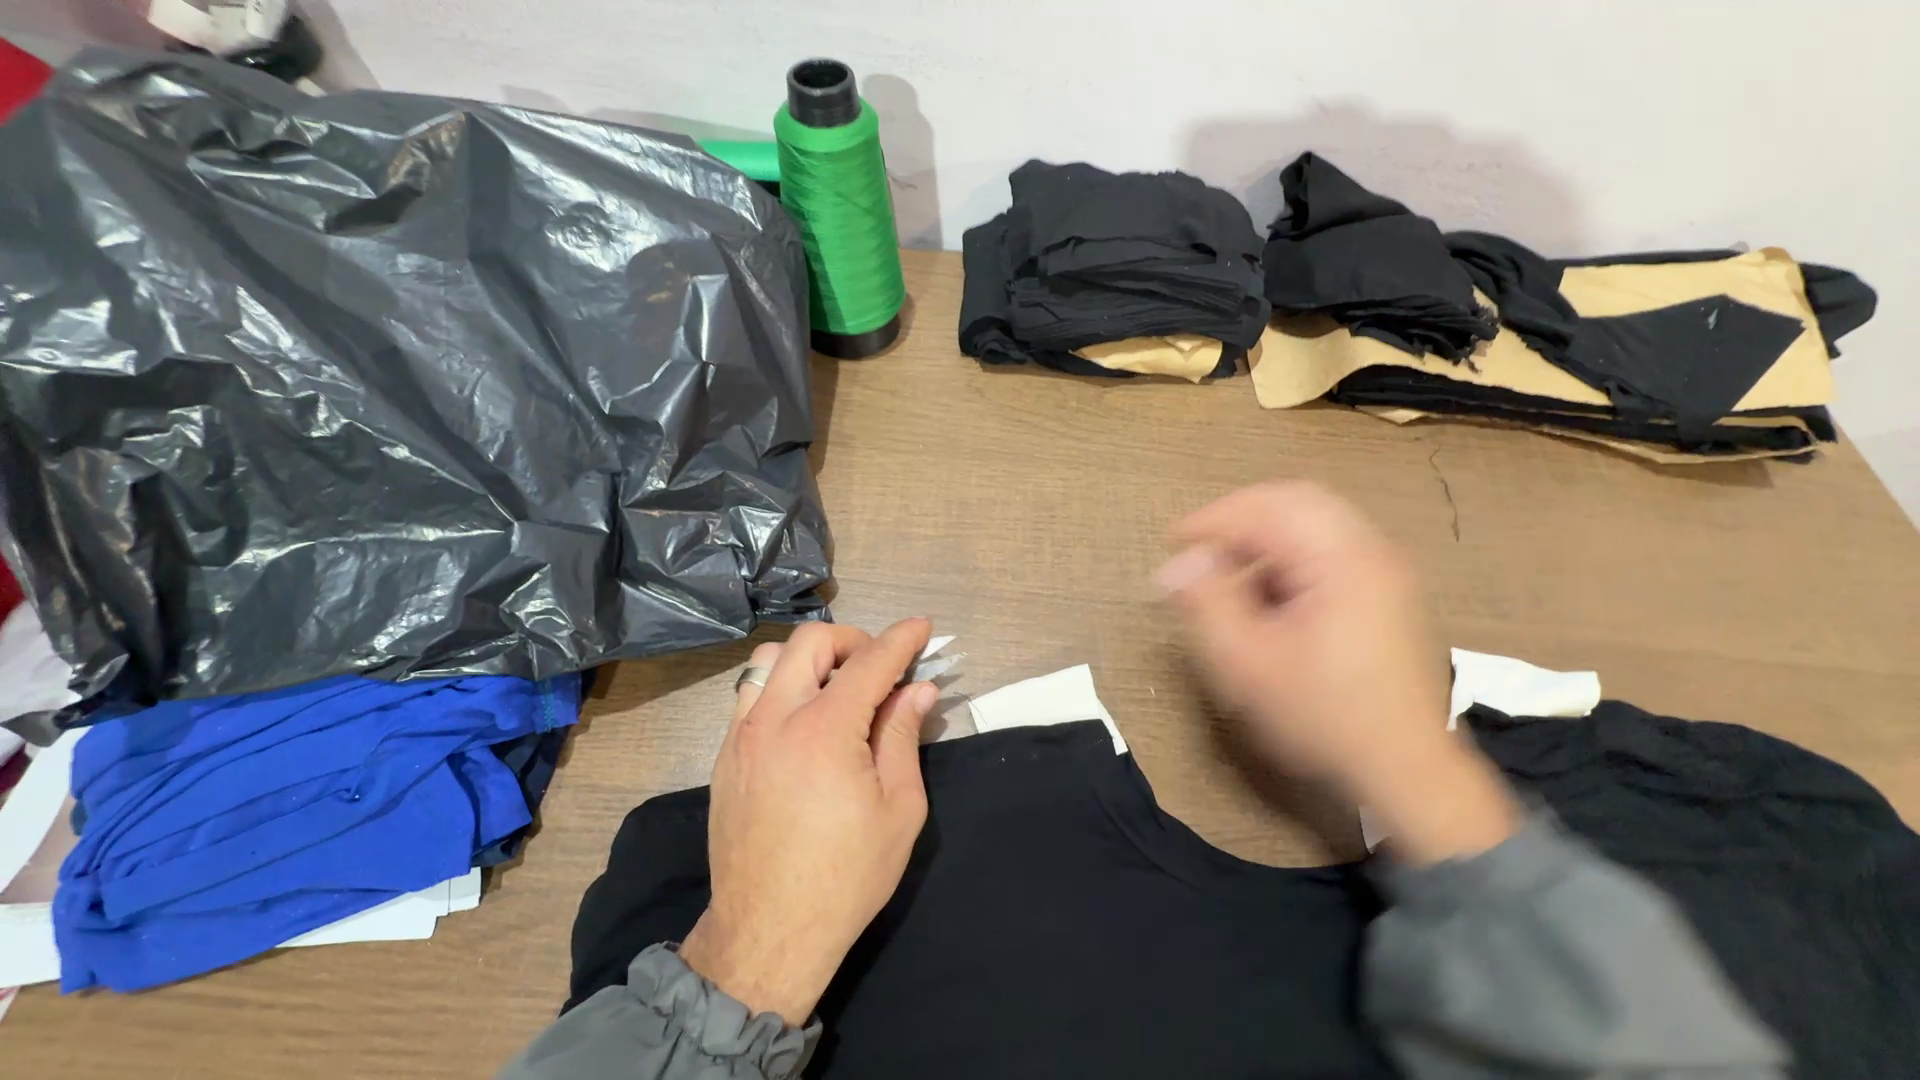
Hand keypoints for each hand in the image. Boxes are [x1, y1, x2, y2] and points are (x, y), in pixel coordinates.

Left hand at [678, 619, 936, 1025]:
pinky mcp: (724, 758)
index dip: (901, 639)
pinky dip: (781, 689)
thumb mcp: (898, 808)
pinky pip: (749, 698)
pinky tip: (804, 725)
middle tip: (878, 668)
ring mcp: (741, 737)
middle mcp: (775, 720)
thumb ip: (903, 737)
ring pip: (768, 662)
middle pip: (808, 642)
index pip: (869, 662)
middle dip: (851, 640)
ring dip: (809, 660)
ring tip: (837, 691)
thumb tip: (917, 691)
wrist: (770, 931)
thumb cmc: (847, 875)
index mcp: (824, 730)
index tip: (922, 627)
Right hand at [1155, 481, 1519, 863]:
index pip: (1270, 507)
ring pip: (1314, 526)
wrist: (1406, 771)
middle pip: (1296, 504)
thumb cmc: (1324, 718)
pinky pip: (1329, 553)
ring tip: (1227, 577)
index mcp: (1343, 560)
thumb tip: (1177, 565)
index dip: (1214, 519)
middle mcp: (1371, 553)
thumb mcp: (1247, 665)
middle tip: (1198, 551)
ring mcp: (1385, 573)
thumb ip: (1206, 605)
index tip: (1174, 544)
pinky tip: (1266, 599)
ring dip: (1263, 540)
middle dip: (1239, 521)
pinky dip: (1288, 560)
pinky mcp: (1386, 596)